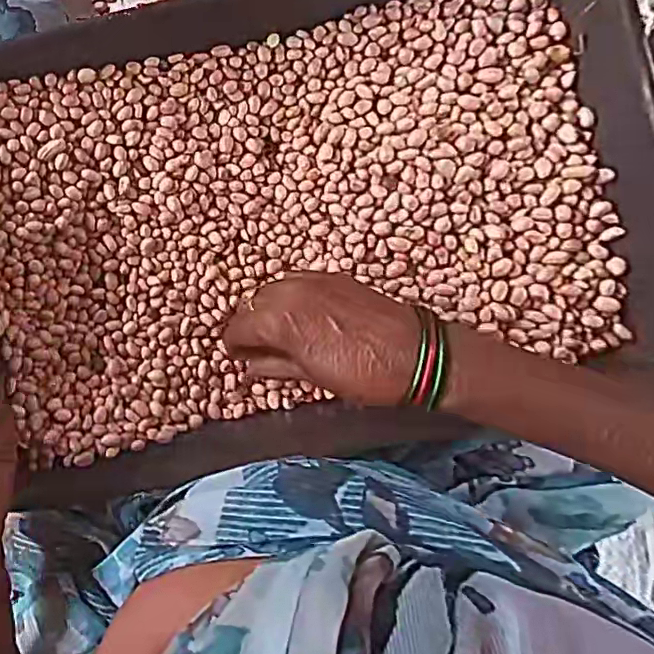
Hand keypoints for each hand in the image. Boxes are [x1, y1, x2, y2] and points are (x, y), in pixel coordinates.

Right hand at [222, 273, 425, 404]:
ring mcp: (311, 281)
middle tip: (260, 347)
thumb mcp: (312, 376)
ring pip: (272, 290)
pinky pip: (297, 283)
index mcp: (277, 320)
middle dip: (251, 326)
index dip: (235, 346)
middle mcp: (288, 293)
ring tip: (282, 331)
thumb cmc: (363, 374)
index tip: (241, 356)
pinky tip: (304, 315)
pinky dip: (292, 297)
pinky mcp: (332, 277)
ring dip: (269, 309)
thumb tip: (251, 366)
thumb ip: (274, 366)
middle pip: (251, 305)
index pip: (237, 328)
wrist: (418, 354)